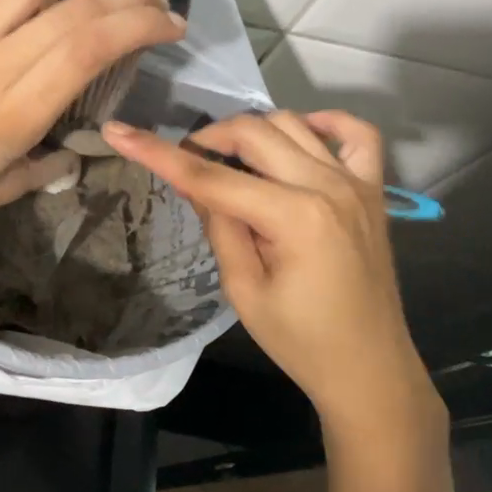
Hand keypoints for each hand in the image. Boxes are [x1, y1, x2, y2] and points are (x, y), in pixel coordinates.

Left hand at [0, 0, 187, 257]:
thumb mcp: (7, 191)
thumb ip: (54, 162)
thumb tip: (85, 143)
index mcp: (15, 114)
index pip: (91, 49)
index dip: (141, 27)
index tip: (171, 26)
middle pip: (73, 12)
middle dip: (128, 0)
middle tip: (153, 8)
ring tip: (72, 14)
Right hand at [101, 111, 440, 436]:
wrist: (368, 368)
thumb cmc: (300, 340)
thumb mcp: (243, 289)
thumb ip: (219, 225)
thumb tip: (193, 181)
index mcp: (294, 218)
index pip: (211, 176)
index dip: (158, 152)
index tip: (118, 132)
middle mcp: (327, 187)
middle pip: (252, 134)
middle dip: (207, 140)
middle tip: (184, 164)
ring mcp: (356, 184)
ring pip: (292, 124)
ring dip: (251, 132)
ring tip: (229, 161)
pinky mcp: (373, 190)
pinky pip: (356, 134)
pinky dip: (323, 123)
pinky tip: (298, 136)